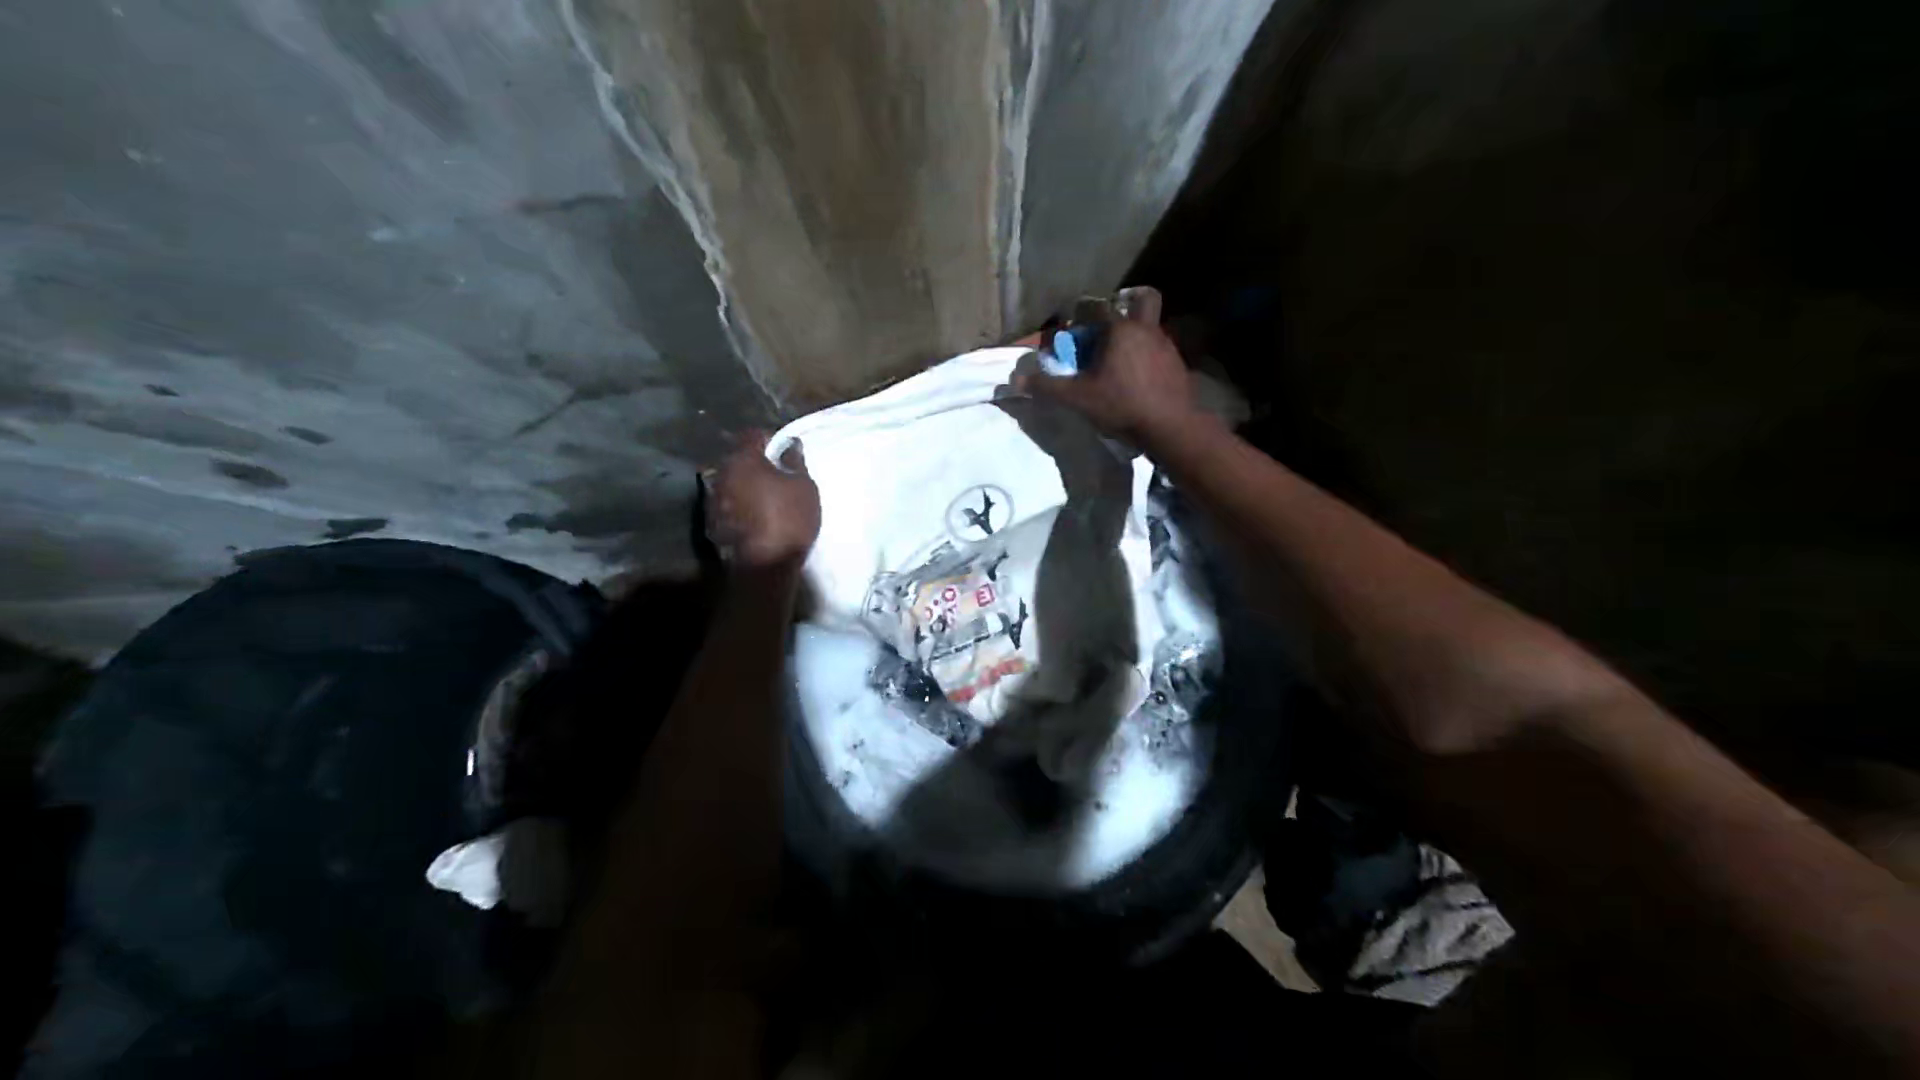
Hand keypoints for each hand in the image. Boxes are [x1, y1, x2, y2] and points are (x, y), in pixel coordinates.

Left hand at [704, 431, 819, 569]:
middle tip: (774, 474)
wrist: (766, 564)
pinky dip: (737, 505)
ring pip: (730, 482)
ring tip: (763, 496)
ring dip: (744, 485)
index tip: (781, 450)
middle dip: (753, 463)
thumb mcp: (803, 486)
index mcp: (744, 459)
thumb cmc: (790, 518)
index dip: (768, 439)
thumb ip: (794, 461)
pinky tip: (752, 516)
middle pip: (737, 459)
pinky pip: (727, 504)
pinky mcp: (712, 522)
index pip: (752, 435)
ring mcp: (713, 499)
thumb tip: (789, 444)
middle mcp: (722, 474)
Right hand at [1014, 285, 1199, 443]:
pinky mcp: (1178, 364)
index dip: (1081, 313)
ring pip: (1150, 326)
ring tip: (1118, 360)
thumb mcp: (1078, 399)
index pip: (1096, 307)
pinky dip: (1146, 355)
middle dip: (1126, 303)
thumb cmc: (1122, 405)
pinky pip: (1158, 349)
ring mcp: (1166, 345)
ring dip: (1134, 335)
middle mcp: (1146, 329)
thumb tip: (1017, 380)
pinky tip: (1137, 378)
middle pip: (1142, 298)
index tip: (1072, 327)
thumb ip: (1047, 387)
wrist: (1172, 428)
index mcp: (1120, 329)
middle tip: (1108, 326)